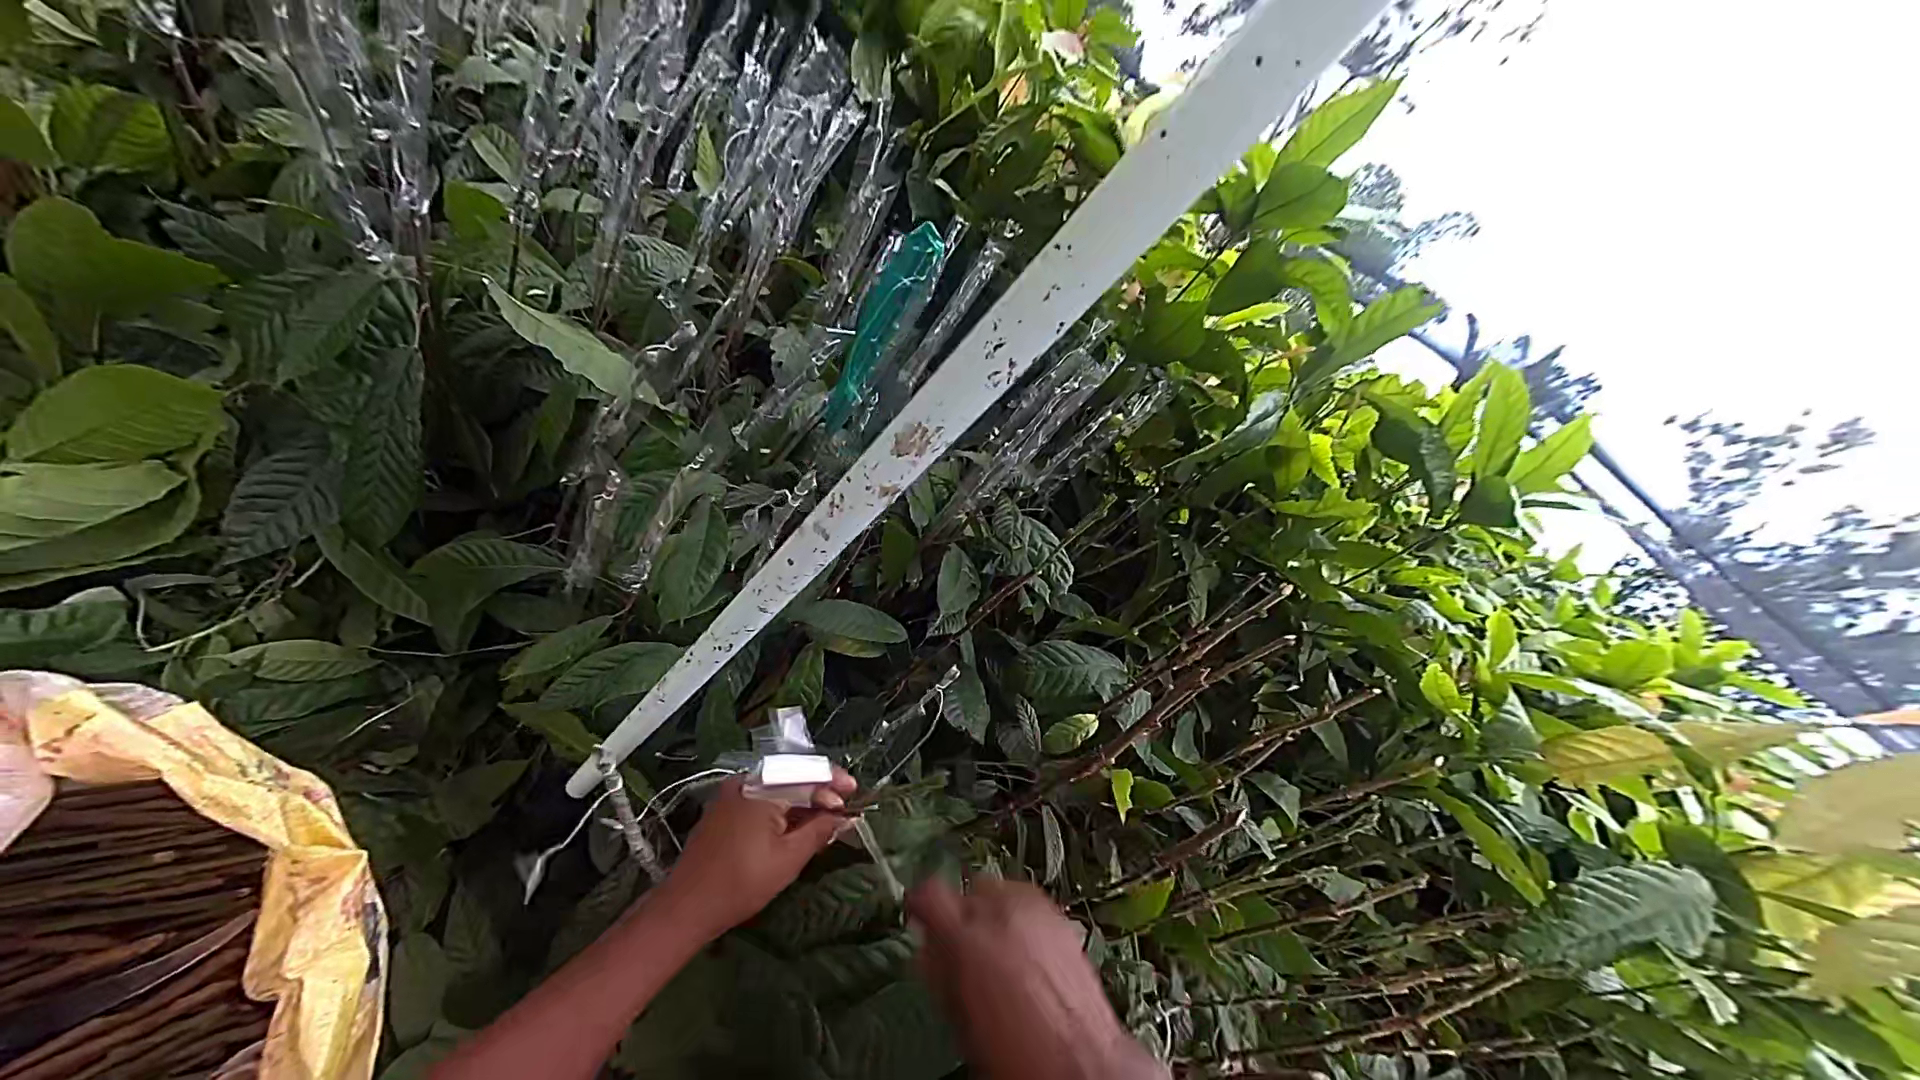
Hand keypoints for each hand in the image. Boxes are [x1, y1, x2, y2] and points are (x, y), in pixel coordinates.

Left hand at [659, 768, 856, 936]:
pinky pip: (761, 796)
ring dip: (802, 798)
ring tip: (824, 816)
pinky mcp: (725, 808)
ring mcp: (732, 793)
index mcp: (763, 787)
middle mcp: (746, 781)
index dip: (834, 782)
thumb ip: (819, 830)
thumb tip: (844, 816)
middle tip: (843, 807)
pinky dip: (783, 805)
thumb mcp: (788, 859)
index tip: (855, 793)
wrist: (685, 907)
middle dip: (820, 789)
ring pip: (777, 786)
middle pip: (793, 775)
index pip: (808, 773)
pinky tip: (796, 822)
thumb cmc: (740, 883)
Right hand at [908, 878, 1166, 1079]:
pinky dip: (1016, 913)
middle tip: (959, 947)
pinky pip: (1025, 898)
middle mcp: (1000, 913)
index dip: (919, 904)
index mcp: (967, 940)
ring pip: (996, 889)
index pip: (928, 893)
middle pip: (964, 891)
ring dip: (989, 912)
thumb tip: (927, 952)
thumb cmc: (1020, 1054)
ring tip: (994, 948)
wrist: (1082, 1063)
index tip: (919, 915)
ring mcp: (1033, 909)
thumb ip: (940, 973)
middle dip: (958, 915)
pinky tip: (1020, 946)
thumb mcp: (961, 1018)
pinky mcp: (1058, 914)